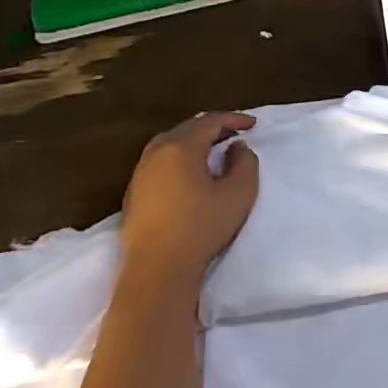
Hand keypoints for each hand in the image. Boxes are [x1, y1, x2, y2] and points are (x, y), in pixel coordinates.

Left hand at [121, 112, 259, 277]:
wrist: (158, 268)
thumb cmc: (202, 227)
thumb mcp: (239, 193)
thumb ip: (245, 163)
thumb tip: (236, 148)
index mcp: (181, 147)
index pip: (209, 122)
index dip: (234, 119)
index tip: (253, 124)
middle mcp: (156, 153)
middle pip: (187, 128)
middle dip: (213, 127)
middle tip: (235, 134)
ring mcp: (140, 172)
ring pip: (170, 143)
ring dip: (194, 141)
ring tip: (214, 150)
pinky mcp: (134, 192)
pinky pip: (160, 161)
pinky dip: (179, 157)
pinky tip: (190, 173)